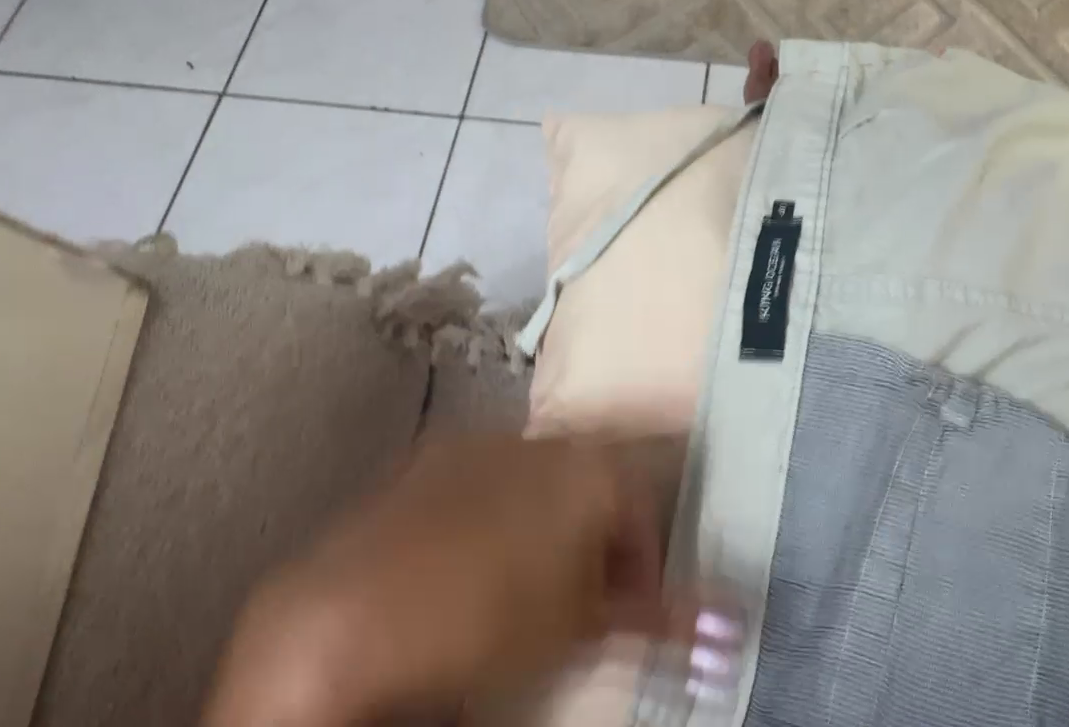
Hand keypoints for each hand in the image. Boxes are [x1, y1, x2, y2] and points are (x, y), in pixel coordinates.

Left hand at [202, 434, 712, 726]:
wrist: (337, 630)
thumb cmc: (481, 621)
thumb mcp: (580, 625)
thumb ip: (662, 612)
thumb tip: (730, 624)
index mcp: (588, 463)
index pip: (650, 496)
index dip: (651, 555)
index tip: (640, 605)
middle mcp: (538, 438)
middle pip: (598, 478)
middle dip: (604, 536)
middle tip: (590, 598)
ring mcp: (476, 444)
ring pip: (542, 475)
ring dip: (553, 523)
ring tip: (533, 585)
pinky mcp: (423, 462)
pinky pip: (487, 478)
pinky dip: (500, 514)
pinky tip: (476, 565)